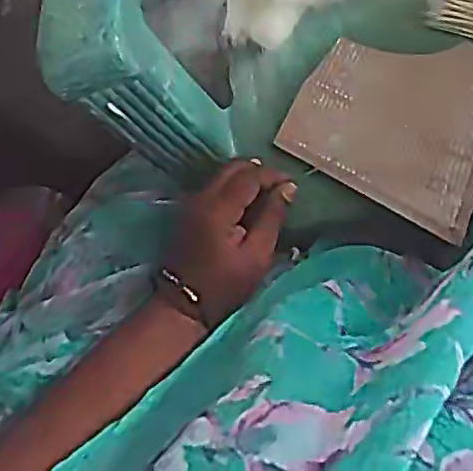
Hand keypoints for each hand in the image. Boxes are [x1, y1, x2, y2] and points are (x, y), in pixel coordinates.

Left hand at [166, 159, 294, 325]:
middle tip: (279, 187)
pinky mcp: (188, 207)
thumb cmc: (223, 286)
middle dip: (259, 172)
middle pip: (234, 167)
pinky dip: (233, 185)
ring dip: (246, 177)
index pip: (250, 176)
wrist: (181, 305)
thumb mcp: (256, 257)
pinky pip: (215, 183)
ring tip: (266, 194)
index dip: (273, 175)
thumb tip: (286, 189)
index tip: (291, 185)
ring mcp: (192, 200)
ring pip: (223, 173)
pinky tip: (246, 202)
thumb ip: (271, 218)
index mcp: (218, 207)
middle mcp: (202, 195)